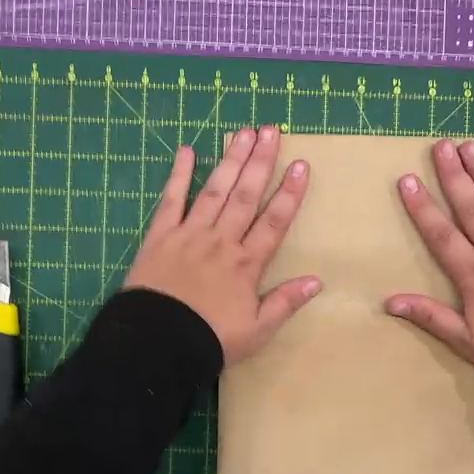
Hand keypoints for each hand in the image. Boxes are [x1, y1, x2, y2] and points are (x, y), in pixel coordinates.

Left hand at [125, 126, 321, 363]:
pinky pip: (171, 200)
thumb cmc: (209, 339)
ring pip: (215, 190)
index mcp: (247, 264)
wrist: (157, 343)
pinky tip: (187, 151)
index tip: (301, 165)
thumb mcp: (257, 330)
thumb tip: (317, 280)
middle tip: (271, 130)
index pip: (274, 222)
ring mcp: (190, 234)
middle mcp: (222, 241)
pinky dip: (179, 175)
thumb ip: (285, 302)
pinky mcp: (160, 236)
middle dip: (260, 162)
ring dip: (230, 160)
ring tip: (242, 132)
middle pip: (246, 195)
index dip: (289, 193)